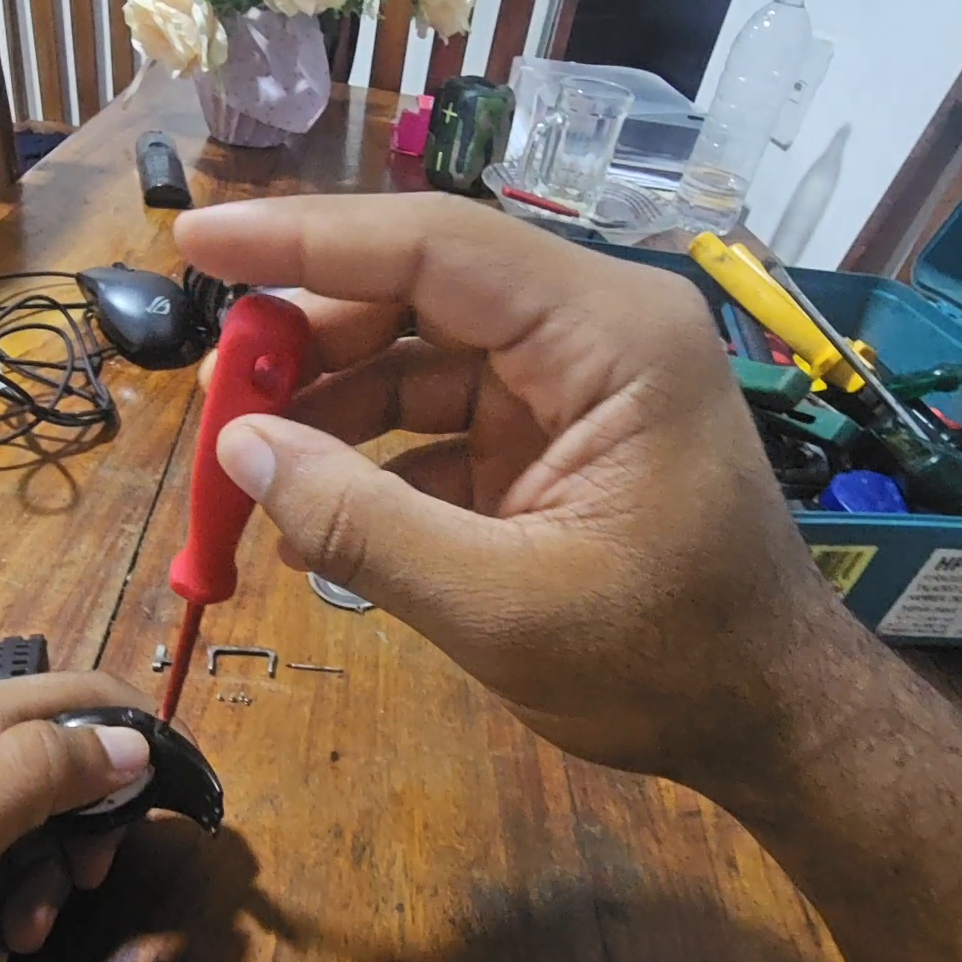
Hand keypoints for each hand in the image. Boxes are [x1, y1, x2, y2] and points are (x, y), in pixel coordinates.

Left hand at [0, 673, 154, 961]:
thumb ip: (36, 776)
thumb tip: (132, 741)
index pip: (86, 694)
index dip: (146, 732)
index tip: (181, 794)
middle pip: (61, 750)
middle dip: (92, 814)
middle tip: (89, 880)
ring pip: (26, 805)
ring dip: (49, 861)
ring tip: (29, 927)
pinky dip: (7, 883)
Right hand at [176, 194, 842, 793]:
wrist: (764, 720)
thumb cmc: (665, 666)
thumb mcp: (501, 606)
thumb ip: (364, 524)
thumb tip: (241, 449)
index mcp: (607, 336)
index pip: (432, 247)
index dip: (302, 241)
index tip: (197, 240)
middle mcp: (588, 336)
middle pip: (416, 297)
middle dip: (308, 343)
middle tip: (219, 398)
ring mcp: (566, 390)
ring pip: (417, 363)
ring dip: (330, 411)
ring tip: (249, 466)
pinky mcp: (546, 443)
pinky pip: (437, 428)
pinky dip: (374, 466)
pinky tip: (316, 518)